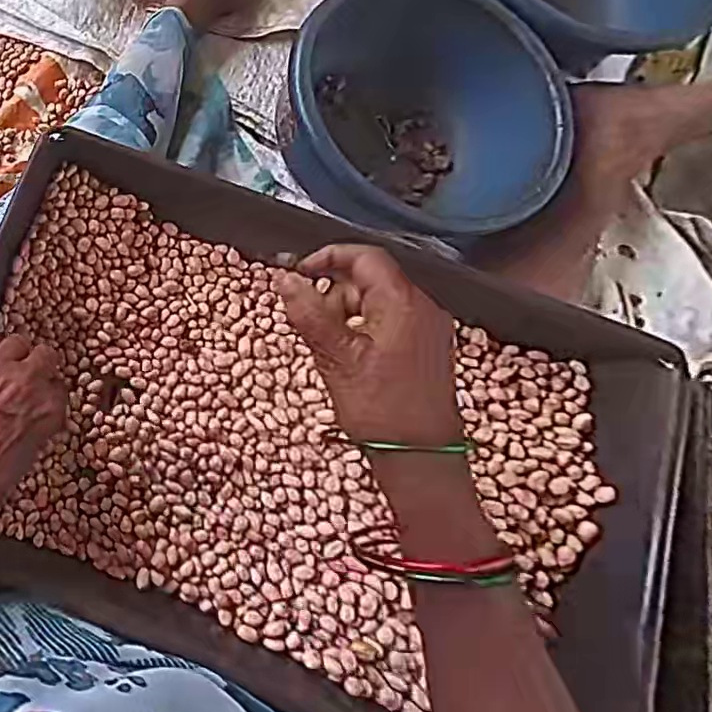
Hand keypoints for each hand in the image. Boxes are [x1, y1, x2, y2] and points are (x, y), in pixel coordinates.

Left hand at [0, 327, 66, 530]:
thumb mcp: (23, 461)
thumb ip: (34, 430)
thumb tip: (30, 422)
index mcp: (48, 410)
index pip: (59, 390)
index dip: (47, 395)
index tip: (40, 400)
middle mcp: (28, 382)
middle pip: (46, 357)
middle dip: (38, 368)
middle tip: (25, 381)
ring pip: (18, 342)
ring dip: (14, 354)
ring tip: (3, 367)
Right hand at [275, 244, 461, 447]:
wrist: (420, 455)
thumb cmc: (379, 407)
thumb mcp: (335, 357)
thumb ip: (309, 313)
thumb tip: (284, 279)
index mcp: (403, 304)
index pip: (366, 257)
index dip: (328, 256)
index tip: (298, 273)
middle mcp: (422, 308)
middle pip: (369, 277)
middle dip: (332, 291)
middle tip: (307, 318)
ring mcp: (426, 328)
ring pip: (375, 299)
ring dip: (343, 310)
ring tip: (326, 344)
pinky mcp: (423, 346)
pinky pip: (386, 319)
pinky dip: (359, 325)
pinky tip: (345, 352)